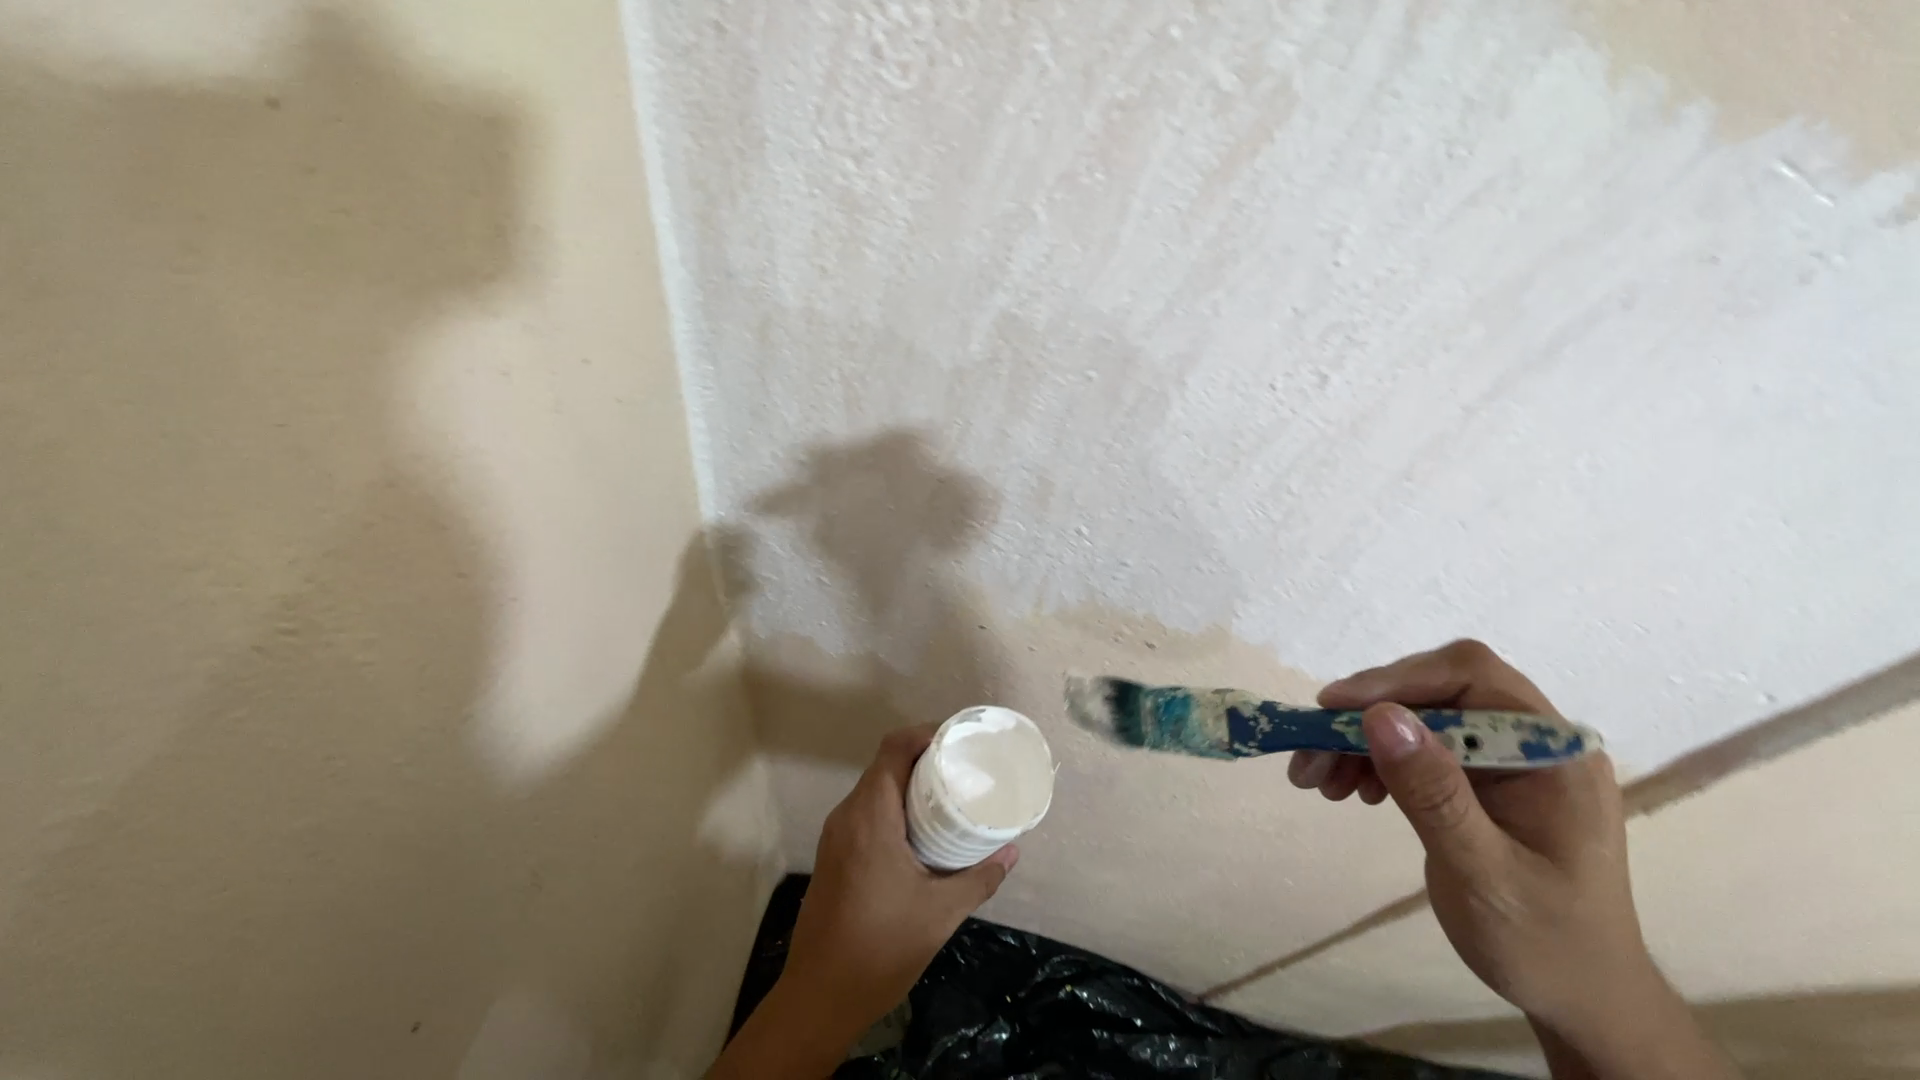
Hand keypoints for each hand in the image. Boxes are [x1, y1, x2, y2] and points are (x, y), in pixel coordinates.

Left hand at [710, 726, 1016, 1078]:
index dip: (927, 734)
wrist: (819, 996)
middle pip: (886, 765)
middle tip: (966, 770)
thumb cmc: (881, 948)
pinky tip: (923, 833)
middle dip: (926, 759)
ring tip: (951, 797)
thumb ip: (980, 878)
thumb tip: (1012, 851)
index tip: (961, 742)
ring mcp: (836, 837)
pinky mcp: (834, 856)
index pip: (894, 748)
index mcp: (870, 816)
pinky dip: (895, 810)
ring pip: (875, 791)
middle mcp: (848, 816)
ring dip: (910, 787)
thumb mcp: (941, 913)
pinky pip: (867, 814)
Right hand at [1293, 641, 1738, 1078]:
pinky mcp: (1482, 781)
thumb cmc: (1542, 941)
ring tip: (1317, 781)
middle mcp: (1531, 742)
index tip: (1332, 708)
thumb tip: (1380, 716)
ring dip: (1361, 741)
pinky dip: (1376, 761)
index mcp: (1552, 752)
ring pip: (1418, 719)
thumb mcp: (1482, 872)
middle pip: (1435, 693)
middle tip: (1310, 752)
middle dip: (1366, 716)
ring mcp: (1507, 761)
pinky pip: (1420, 749)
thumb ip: (1434, 792)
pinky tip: (1353, 790)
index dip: (1396, 680)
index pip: (1470, 677)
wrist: (1579, 997)